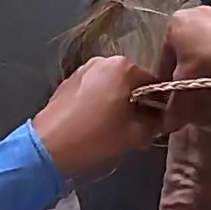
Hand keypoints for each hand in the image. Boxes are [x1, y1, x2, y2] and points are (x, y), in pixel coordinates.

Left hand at [33, 56, 162, 177]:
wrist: (47, 148)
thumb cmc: (95, 137)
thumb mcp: (135, 134)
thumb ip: (155, 123)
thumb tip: (162, 118)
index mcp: (123, 67)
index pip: (154, 82)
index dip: (160, 103)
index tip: (161, 120)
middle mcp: (103, 61)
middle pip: (131, 81)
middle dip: (137, 101)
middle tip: (138, 126)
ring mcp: (83, 70)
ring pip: (111, 85)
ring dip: (117, 102)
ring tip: (114, 127)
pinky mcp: (67, 83)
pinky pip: (93, 90)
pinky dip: (99, 103)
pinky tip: (95, 123)